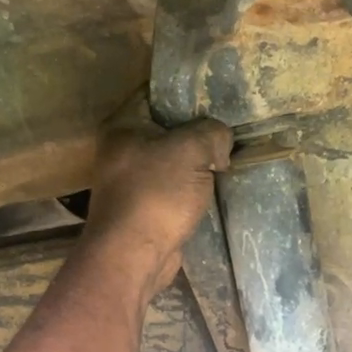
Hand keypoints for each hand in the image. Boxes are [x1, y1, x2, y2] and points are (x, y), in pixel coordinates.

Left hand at [82, 100, 231, 298]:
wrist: (134, 256)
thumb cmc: (157, 194)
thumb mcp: (192, 150)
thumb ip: (212, 133)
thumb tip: (221, 141)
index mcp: (124, 125)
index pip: (158, 96)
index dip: (190, 96)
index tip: (219, 101)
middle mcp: (122, 149)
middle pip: (168, 130)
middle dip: (198, 134)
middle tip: (229, 134)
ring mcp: (131, 181)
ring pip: (173, 162)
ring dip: (198, 165)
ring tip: (227, 161)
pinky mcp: (144, 208)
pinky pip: (174, 188)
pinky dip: (192, 189)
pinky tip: (214, 189)